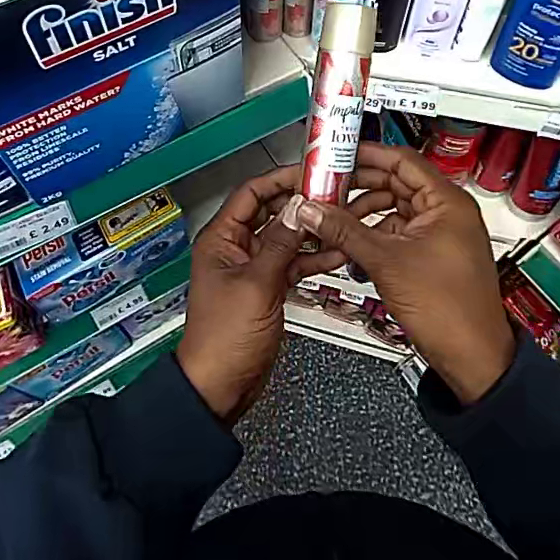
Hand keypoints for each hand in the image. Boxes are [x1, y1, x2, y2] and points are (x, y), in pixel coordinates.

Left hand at [177, 166, 344, 422]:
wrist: (221, 386)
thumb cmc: (222, 339)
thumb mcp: (256, 284)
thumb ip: (281, 244)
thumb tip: (298, 208)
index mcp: (222, 239)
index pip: (251, 194)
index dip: (279, 180)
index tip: (307, 173)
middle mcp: (236, 248)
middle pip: (272, 213)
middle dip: (301, 204)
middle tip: (330, 195)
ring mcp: (254, 267)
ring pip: (286, 238)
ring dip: (311, 231)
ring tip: (338, 221)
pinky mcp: (268, 286)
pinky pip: (292, 263)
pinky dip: (312, 258)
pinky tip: (334, 254)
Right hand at [293, 143, 514, 404]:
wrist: (472, 356)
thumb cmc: (450, 310)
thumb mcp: (385, 261)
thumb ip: (344, 230)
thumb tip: (314, 211)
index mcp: (446, 201)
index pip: (402, 160)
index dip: (367, 155)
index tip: (340, 155)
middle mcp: (447, 211)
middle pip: (395, 183)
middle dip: (359, 187)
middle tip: (328, 188)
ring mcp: (441, 233)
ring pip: (394, 208)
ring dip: (364, 213)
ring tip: (335, 219)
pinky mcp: (433, 253)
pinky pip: (398, 231)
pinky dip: (374, 234)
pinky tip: (352, 244)